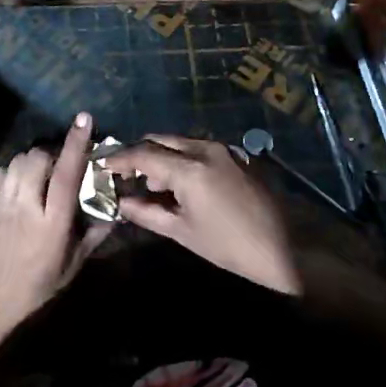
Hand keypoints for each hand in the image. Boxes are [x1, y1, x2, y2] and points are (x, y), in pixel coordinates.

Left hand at [0, 112, 112, 336]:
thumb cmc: (42, 284)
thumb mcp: (76, 262)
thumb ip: (96, 231)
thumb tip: (116, 206)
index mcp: (52, 224)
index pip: (65, 174)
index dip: (75, 144)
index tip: (83, 119)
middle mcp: (24, 209)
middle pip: (37, 159)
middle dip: (51, 155)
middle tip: (59, 166)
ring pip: (16, 162)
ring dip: (31, 162)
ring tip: (37, 176)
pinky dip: (9, 172)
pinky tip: (16, 187)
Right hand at [100, 135, 302, 294]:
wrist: (285, 246)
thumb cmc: (228, 245)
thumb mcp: (182, 232)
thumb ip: (147, 213)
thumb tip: (121, 203)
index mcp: (188, 168)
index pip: (143, 154)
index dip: (118, 159)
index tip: (100, 164)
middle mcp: (203, 149)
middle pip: (160, 140)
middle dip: (138, 153)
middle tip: (122, 173)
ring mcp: (222, 150)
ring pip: (179, 142)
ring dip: (160, 156)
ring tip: (150, 185)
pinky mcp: (233, 157)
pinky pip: (197, 149)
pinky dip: (179, 159)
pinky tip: (176, 184)